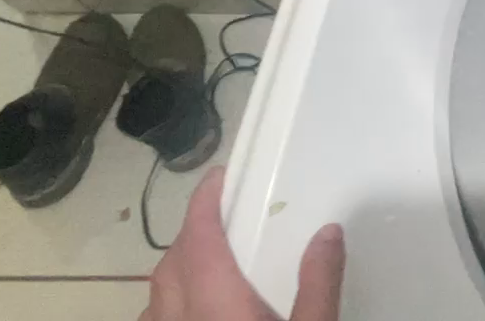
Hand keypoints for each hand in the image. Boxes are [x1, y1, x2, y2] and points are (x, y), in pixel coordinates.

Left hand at [143, 167, 344, 320]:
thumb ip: (319, 284)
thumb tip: (328, 232)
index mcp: (217, 308)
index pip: (200, 245)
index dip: (203, 207)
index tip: (217, 177)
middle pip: (170, 269)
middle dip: (191, 232)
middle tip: (223, 211)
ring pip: (156, 301)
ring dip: (178, 270)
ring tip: (209, 256)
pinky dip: (171, 304)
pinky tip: (196, 307)